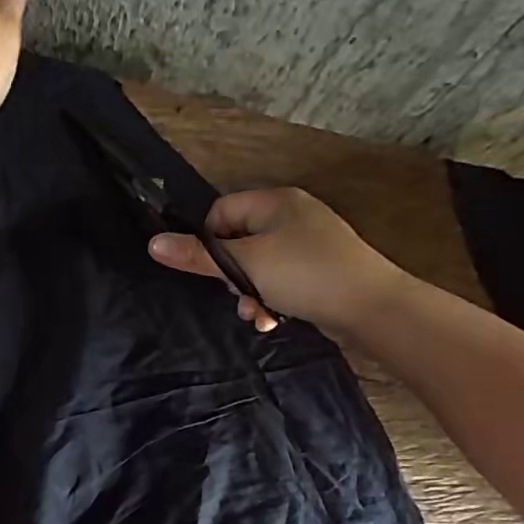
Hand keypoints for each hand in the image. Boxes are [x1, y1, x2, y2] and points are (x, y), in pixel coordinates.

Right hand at [146, 187, 410, 332]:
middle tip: (238, 297)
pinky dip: (270, 300)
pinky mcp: (317, 271)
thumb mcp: (245, 266)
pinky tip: (272, 321)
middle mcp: (291, 216)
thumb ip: (198, 256)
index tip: (209, 271)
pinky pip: (279, 282)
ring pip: (256, 268)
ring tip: (256, 316)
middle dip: (231, 278)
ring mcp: (307, 244)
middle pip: (237, 243)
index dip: (208, 242)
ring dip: (249, 295)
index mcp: (275, 202)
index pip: (221, 213)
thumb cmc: (305, 275)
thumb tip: (152, 244)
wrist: (371, 307)